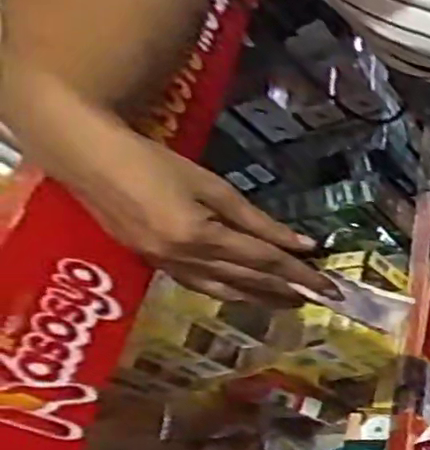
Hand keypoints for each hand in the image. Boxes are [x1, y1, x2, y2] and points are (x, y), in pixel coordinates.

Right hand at [64, 120, 334, 307]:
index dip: (304, 277)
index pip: (268, 263)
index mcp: (200, 237)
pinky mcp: (148, 259)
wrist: (76, 148)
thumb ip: (262, 223)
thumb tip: (306, 245)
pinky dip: (230, 292)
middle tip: (320, 299)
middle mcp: (183, 256)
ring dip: (263, 298)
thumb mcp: (214, 189)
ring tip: (293, 301)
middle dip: (289, 291)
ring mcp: (163, 261)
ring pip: (226, 290)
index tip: (333, 289)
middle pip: (251, 280)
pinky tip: (249, 293)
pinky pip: (199, 285)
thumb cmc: (149, 161)